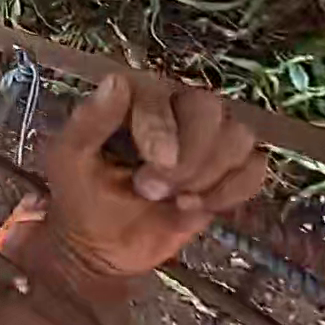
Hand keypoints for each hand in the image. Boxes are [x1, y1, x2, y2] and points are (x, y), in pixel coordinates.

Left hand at [34, 73, 268, 303]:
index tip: (150, 165)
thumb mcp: (69, 158)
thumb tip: (116, 80)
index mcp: (132, 97)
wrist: (101, 244)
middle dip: (187, 158)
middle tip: (150, 189)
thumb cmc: (79, 193)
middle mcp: (173, 107)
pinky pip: (254, 167)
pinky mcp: (227, 171)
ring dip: (208, 175)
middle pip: (209, 109)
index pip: (162, 93)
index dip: (160, 127)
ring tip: (172, 198)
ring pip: (238, 135)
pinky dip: (231, 191)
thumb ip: (89, 120)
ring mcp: (205, 138)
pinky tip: (194, 206)